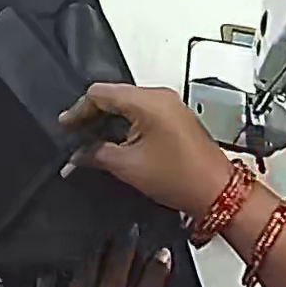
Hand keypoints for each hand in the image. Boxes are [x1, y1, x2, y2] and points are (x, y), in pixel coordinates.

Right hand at [60, 84, 234, 214]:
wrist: (218, 193)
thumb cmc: (183, 178)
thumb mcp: (127, 166)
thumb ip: (96, 154)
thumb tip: (79, 154)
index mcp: (147, 101)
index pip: (100, 93)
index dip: (79, 110)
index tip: (67, 125)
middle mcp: (160, 97)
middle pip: (113, 95)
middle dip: (92, 115)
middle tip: (76, 134)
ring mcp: (169, 106)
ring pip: (127, 104)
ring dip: (108, 120)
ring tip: (93, 141)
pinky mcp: (174, 118)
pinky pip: (142, 112)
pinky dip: (125, 123)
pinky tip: (115, 142)